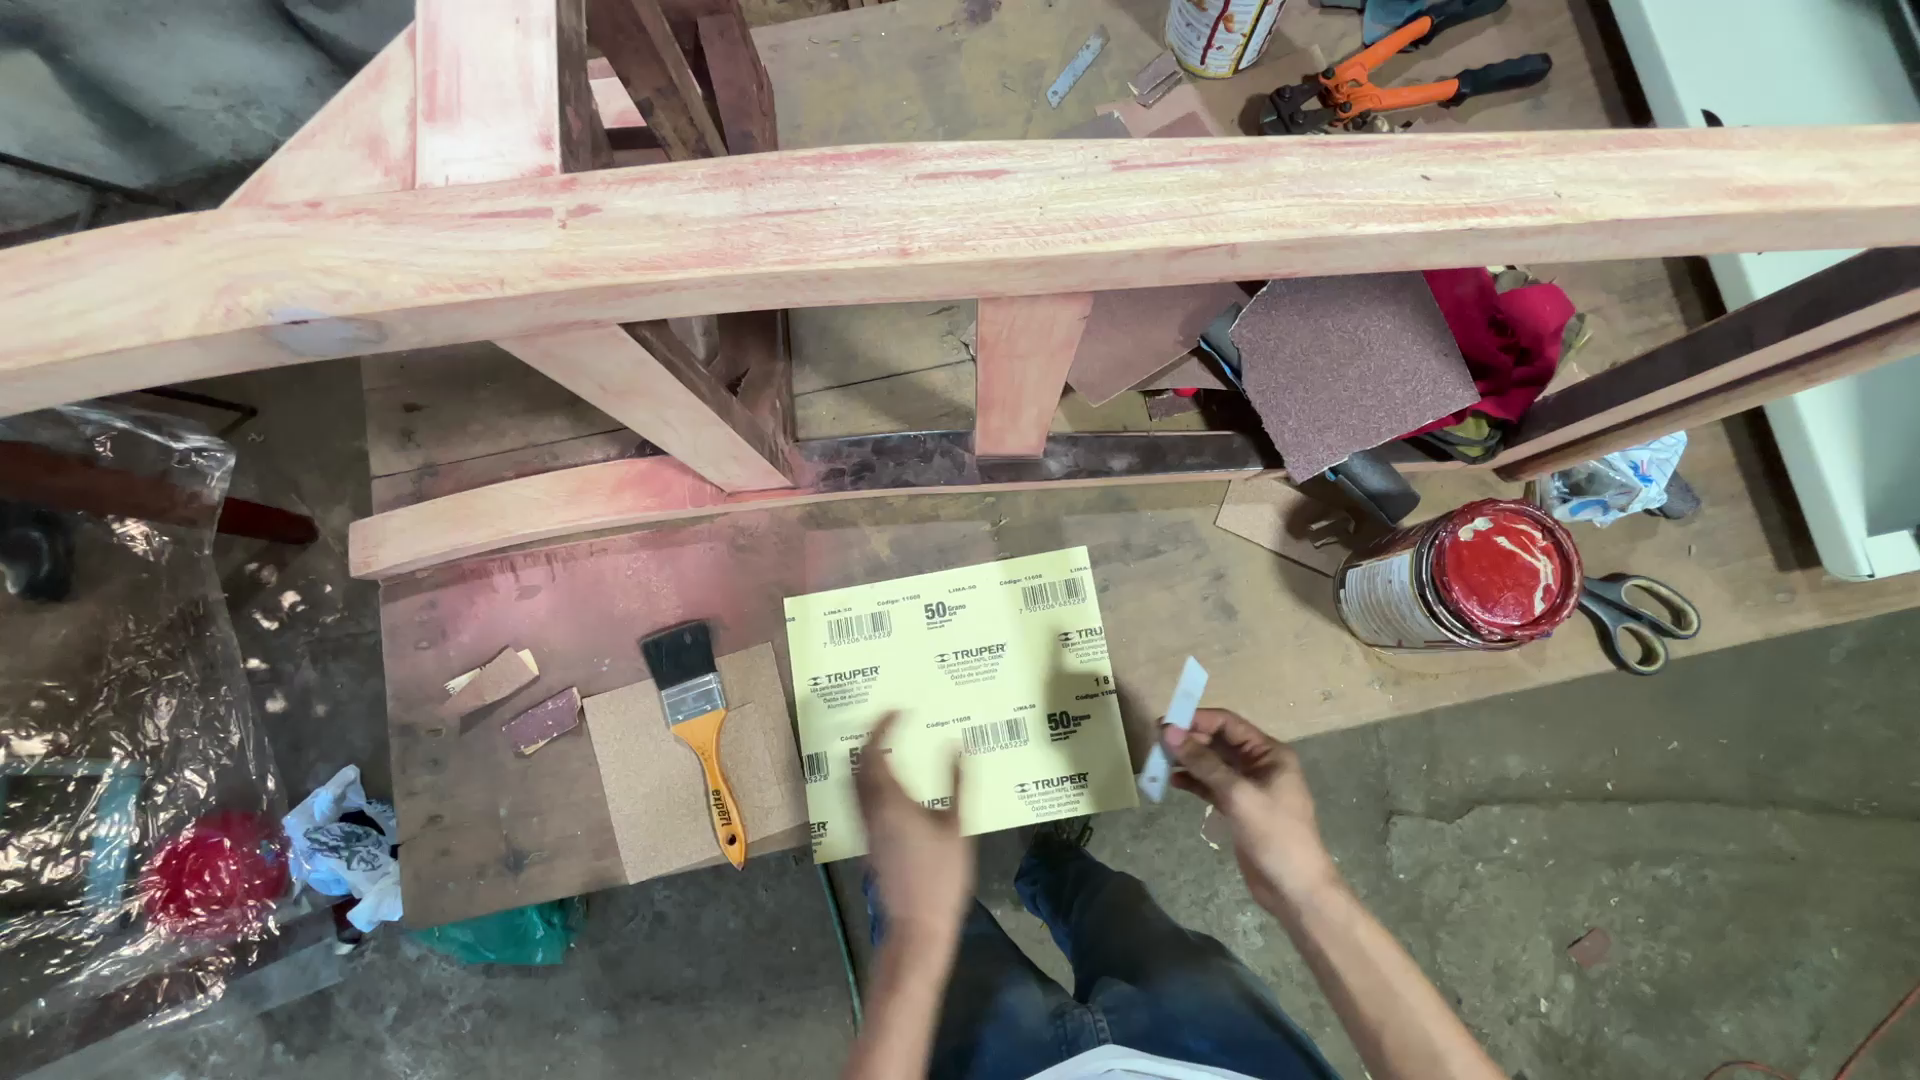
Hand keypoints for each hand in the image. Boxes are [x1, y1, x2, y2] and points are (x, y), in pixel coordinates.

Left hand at [855, 712, 974, 948]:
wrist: (916, 924)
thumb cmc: (941, 876)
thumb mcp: (957, 826)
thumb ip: (957, 782)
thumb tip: (958, 745)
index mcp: (891, 801)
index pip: (875, 750)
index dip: (883, 725)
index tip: (900, 710)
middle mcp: (870, 809)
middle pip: (856, 762)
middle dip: (869, 736)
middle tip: (890, 721)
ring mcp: (864, 826)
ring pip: (852, 780)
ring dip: (864, 756)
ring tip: (886, 743)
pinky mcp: (866, 839)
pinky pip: (857, 796)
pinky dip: (865, 777)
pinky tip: (886, 780)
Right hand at [1164, 708, 1339, 911]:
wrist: (1295, 889)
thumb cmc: (1274, 835)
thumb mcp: (1237, 794)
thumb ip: (1203, 762)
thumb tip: (1169, 732)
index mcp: (1269, 753)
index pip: (1228, 724)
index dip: (1196, 720)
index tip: (1165, 724)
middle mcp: (1259, 764)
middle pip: (1218, 742)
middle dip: (1189, 741)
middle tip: (1157, 744)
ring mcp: (1248, 787)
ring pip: (1212, 764)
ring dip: (1187, 761)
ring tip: (1159, 763)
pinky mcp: (1238, 807)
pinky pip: (1211, 786)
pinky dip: (1193, 782)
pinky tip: (1173, 782)